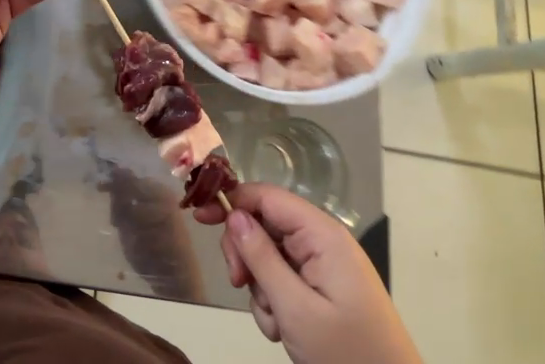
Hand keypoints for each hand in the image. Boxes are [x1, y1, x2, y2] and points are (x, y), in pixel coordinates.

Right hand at [195, 184, 405, 363]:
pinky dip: (275, 303)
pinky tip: (284, 330)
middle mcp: (323, 242)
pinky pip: (284, 281)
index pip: (267, 196)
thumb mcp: (295, 308)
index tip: (199, 218)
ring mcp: (324, 267)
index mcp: (322, 235)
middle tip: (237, 283)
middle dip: (246, 254)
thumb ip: (262, 258)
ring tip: (275, 321)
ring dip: (261, 287)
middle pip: (265, 225)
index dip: (231, 200)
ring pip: (270, 257)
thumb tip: (234, 215)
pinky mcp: (323, 290)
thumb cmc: (346, 353)